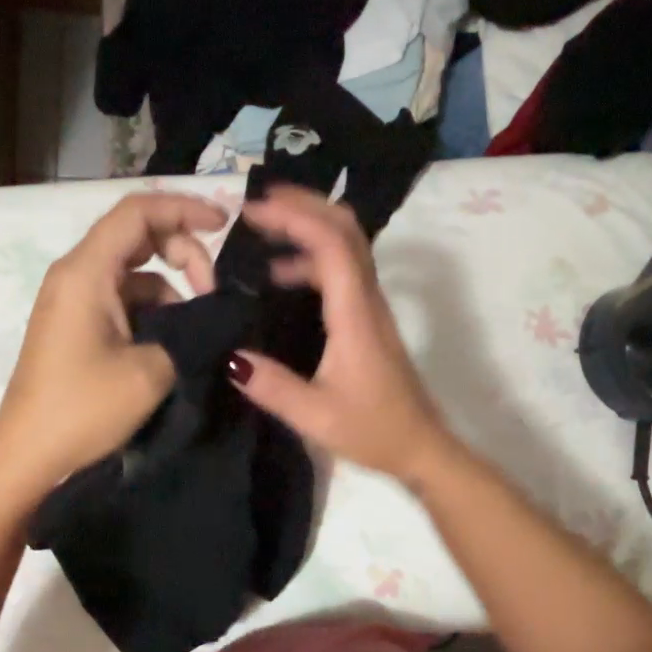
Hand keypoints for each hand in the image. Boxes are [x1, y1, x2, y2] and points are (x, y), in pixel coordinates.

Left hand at [0, 192, 227, 493]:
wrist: (27, 458)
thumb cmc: (84, 410)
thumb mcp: (150, 371)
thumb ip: (190, 332)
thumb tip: (216, 315)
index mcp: (85, 272)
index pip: (138, 211)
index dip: (185, 207)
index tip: (225, 224)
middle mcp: (74, 275)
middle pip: (137, 236)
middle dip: (183, 253)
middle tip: (213, 294)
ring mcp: (72, 301)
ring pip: (133, 273)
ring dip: (172, 290)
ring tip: (195, 331)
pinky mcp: (75, 327)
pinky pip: (121, 300)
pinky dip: (153, 312)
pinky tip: (171, 345)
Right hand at [231, 185, 454, 481]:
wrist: (421, 447)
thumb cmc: (373, 431)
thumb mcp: (315, 417)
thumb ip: (272, 386)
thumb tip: (229, 356)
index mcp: (355, 315)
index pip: (332, 244)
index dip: (295, 217)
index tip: (253, 210)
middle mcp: (367, 300)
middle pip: (346, 229)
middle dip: (305, 206)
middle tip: (260, 203)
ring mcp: (372, 308)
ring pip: (347, 247)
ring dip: (308, 229)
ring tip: (264, 232)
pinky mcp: (369, 321)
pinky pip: (343, 272)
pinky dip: (312, 259)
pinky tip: (282, 278)